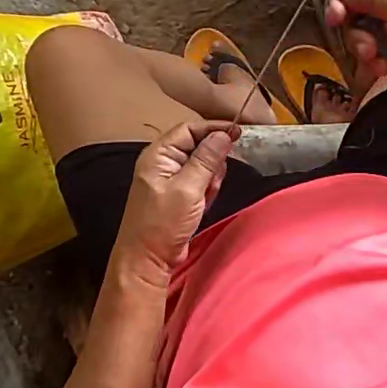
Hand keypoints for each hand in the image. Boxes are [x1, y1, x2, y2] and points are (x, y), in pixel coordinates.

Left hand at [109, 120, 237, 287]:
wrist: (148, 259)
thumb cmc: (163, 223)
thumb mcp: (189, 188)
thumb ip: (207, 159)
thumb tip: (223, 134)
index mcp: (158, 154)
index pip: (189, 128)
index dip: (214, 128)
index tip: (238, 132)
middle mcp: (163, 162)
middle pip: (198, 146)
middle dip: (212, 162)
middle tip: (213, 181)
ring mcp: (170, 178)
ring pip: (203, 165)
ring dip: (210, 180)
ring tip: (204, 198)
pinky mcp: (179, 194)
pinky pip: (201, 182)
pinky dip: (206, 191)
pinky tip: (202, 205)